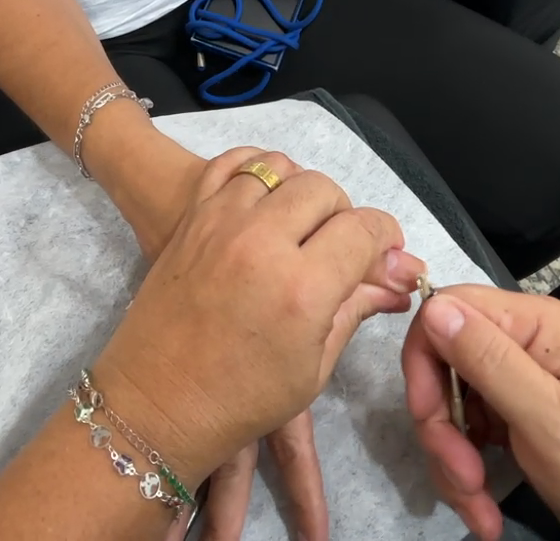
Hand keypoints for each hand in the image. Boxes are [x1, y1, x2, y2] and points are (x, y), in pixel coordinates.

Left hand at [94, 147, 423, 522]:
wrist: (158, 396)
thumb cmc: (241, 397)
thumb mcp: (312, 365)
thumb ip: (356, 306)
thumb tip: (401, 276)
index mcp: (301, 288)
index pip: (363, 230)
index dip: (385, 237)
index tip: (386, 251)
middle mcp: (263, 241)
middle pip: (324, 189)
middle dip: (342, 213)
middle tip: (337, 245)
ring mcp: (222, 219)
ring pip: (280, 168)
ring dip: (298, 190)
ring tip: (297, 224)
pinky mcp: (193, 212)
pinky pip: (233, 162)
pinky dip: (255, 170)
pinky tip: (263, 198)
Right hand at [402, 286, 559, 540]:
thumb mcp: (553, 421)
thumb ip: (491, 361)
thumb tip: (433, 308)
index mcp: (531, 323)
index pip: (445, 309)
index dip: (425, 360)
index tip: (429, 418)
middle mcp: (518, 340)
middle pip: (439, 359)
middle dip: (439, 424)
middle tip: (461, 478)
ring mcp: (513, 378)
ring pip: (446, 400)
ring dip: (450, 456)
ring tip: (477, 505)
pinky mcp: (510, 414)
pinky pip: (463, 429)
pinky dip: (463, 470)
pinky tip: (482, 505)